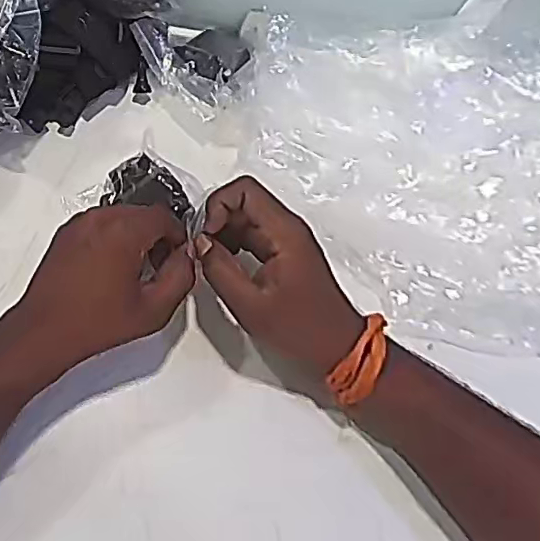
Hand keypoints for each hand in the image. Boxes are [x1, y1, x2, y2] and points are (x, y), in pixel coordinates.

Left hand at [0, 204, 195, 378]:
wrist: (47, 329)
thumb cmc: (90, 321)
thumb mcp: (154, 308)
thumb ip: (180, 277)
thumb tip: (186, 259)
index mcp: (121, 231)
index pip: (163, 216)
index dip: (178, 236)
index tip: (179, 254)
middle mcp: (97, 220)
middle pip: (141, 214)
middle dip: (156, 236)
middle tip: (160, 266)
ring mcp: (78, 225)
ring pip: (119, 217)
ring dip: (133, 237)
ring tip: (135, 273)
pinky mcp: (65, 234)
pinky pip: (98, 226)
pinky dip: (111, 239)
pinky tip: (111, 271)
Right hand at [192, 176, 364, 377]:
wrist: (339, 350)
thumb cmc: (306, 330)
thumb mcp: (249, 304)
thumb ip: (218, 269)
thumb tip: (199, 244)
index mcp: (284, 233)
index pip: (243, 190)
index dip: (216, 205)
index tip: (206, 232)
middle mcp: (287, 229)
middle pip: (241, 200)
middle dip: (215, 219)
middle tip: (203, 247)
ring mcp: (285, 239)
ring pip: (243, 216)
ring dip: (220, 232)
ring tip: (210, 259)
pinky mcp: (282, 251)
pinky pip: (249, 233)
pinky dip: (230, 243)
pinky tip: (223, 265)